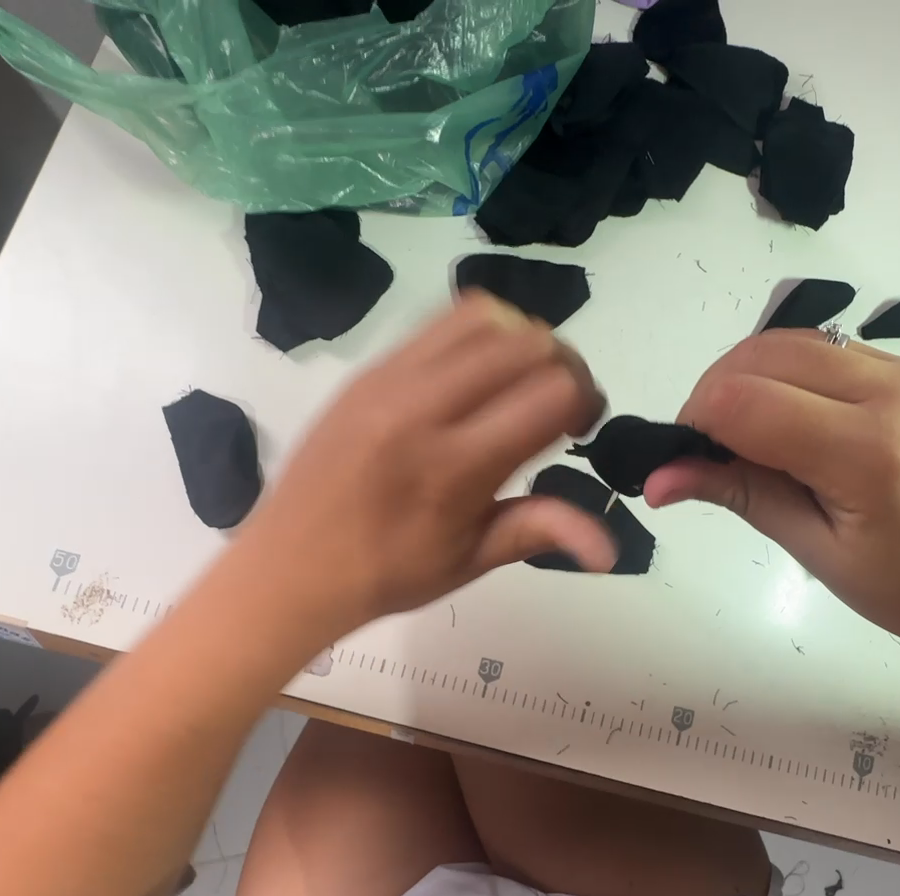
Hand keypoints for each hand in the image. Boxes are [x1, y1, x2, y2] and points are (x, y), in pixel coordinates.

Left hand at [233, 294, 612, 635]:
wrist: (288, 566)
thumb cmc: (386, 574)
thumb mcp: (470, 560)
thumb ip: (542, 530)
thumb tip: (612, 549)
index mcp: (457, 467)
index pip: (551, 395)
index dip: (586, 400)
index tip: (581, 428)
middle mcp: (425, 408)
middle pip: (528, 344)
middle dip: (565, 366)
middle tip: (561, 403)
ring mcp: (390, 379)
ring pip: (486, 318)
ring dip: (523, 341)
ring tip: (521, 381)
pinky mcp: (369, 369)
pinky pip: (439, 321)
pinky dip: (479, 331)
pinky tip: (479, 371)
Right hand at [644, 331, 899, 675]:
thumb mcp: (819, 552)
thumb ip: (741, 495)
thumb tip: (657, 479)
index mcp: (871, 451)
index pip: (745, 402)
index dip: (694, 423)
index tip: (680, 462)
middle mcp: (899, 391)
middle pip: (766, 353)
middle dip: (716, 393)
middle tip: (708, 451)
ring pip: (800, 342)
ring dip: (754, 380)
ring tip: (751, 441)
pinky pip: (838, 354)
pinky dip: (796, 377)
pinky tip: (798, 426)